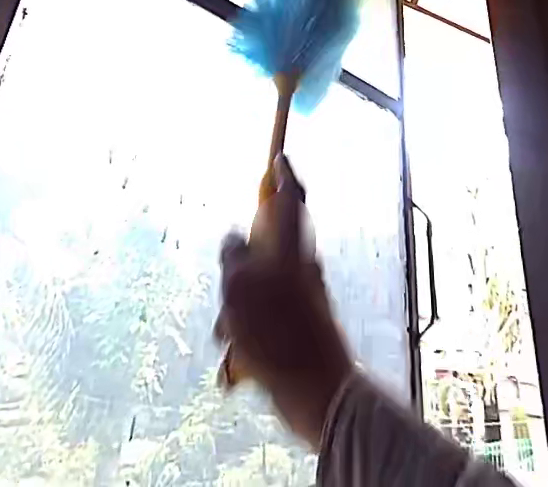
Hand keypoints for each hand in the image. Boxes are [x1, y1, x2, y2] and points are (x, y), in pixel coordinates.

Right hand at [216, 156, 354, 443]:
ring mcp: (298, 297)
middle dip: (238, 267)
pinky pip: (261, 322)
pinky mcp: (295, 328)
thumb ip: (233, 254)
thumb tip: (234, 238)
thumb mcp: (240, 285)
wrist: (318, 391)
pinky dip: (245, 340)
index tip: (276, 156)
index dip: (282, 174)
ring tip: (229, 337)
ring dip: (236, 311)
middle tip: (230, 285)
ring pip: (256, 289)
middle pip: (264, 246)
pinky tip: (237, 368)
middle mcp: (297, 265)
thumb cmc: (277, 331)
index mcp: (291, 246)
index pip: (290, 197)